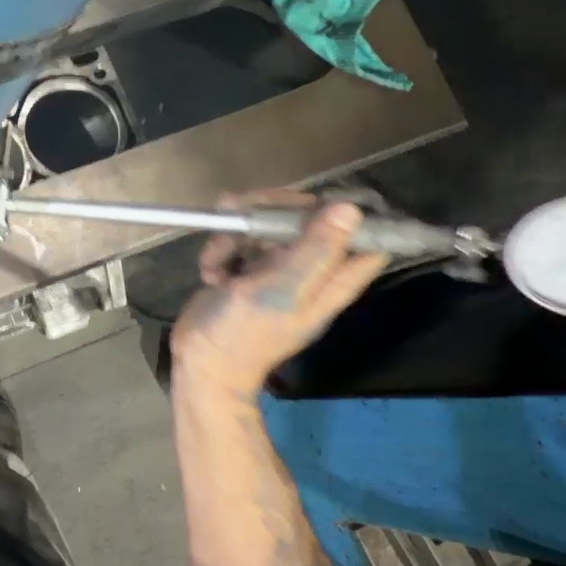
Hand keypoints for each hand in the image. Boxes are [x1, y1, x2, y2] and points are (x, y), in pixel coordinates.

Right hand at [172, 192, 386, 400]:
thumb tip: (350, 209)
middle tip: (241, 212)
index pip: (366, 236)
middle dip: (271, 212)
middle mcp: (309, 270)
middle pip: (307, 220)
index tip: (316, 200)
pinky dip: (220, 251)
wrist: (200, 365)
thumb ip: (315, 250)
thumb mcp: (280, 291)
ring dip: (236, 233)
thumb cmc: (243, 335)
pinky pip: (238, 245)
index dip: (349, 212)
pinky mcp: (244, 274)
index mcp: (331, 278)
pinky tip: (210, 272)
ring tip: (218, 254)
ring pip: (266, 228)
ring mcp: (274, 271)